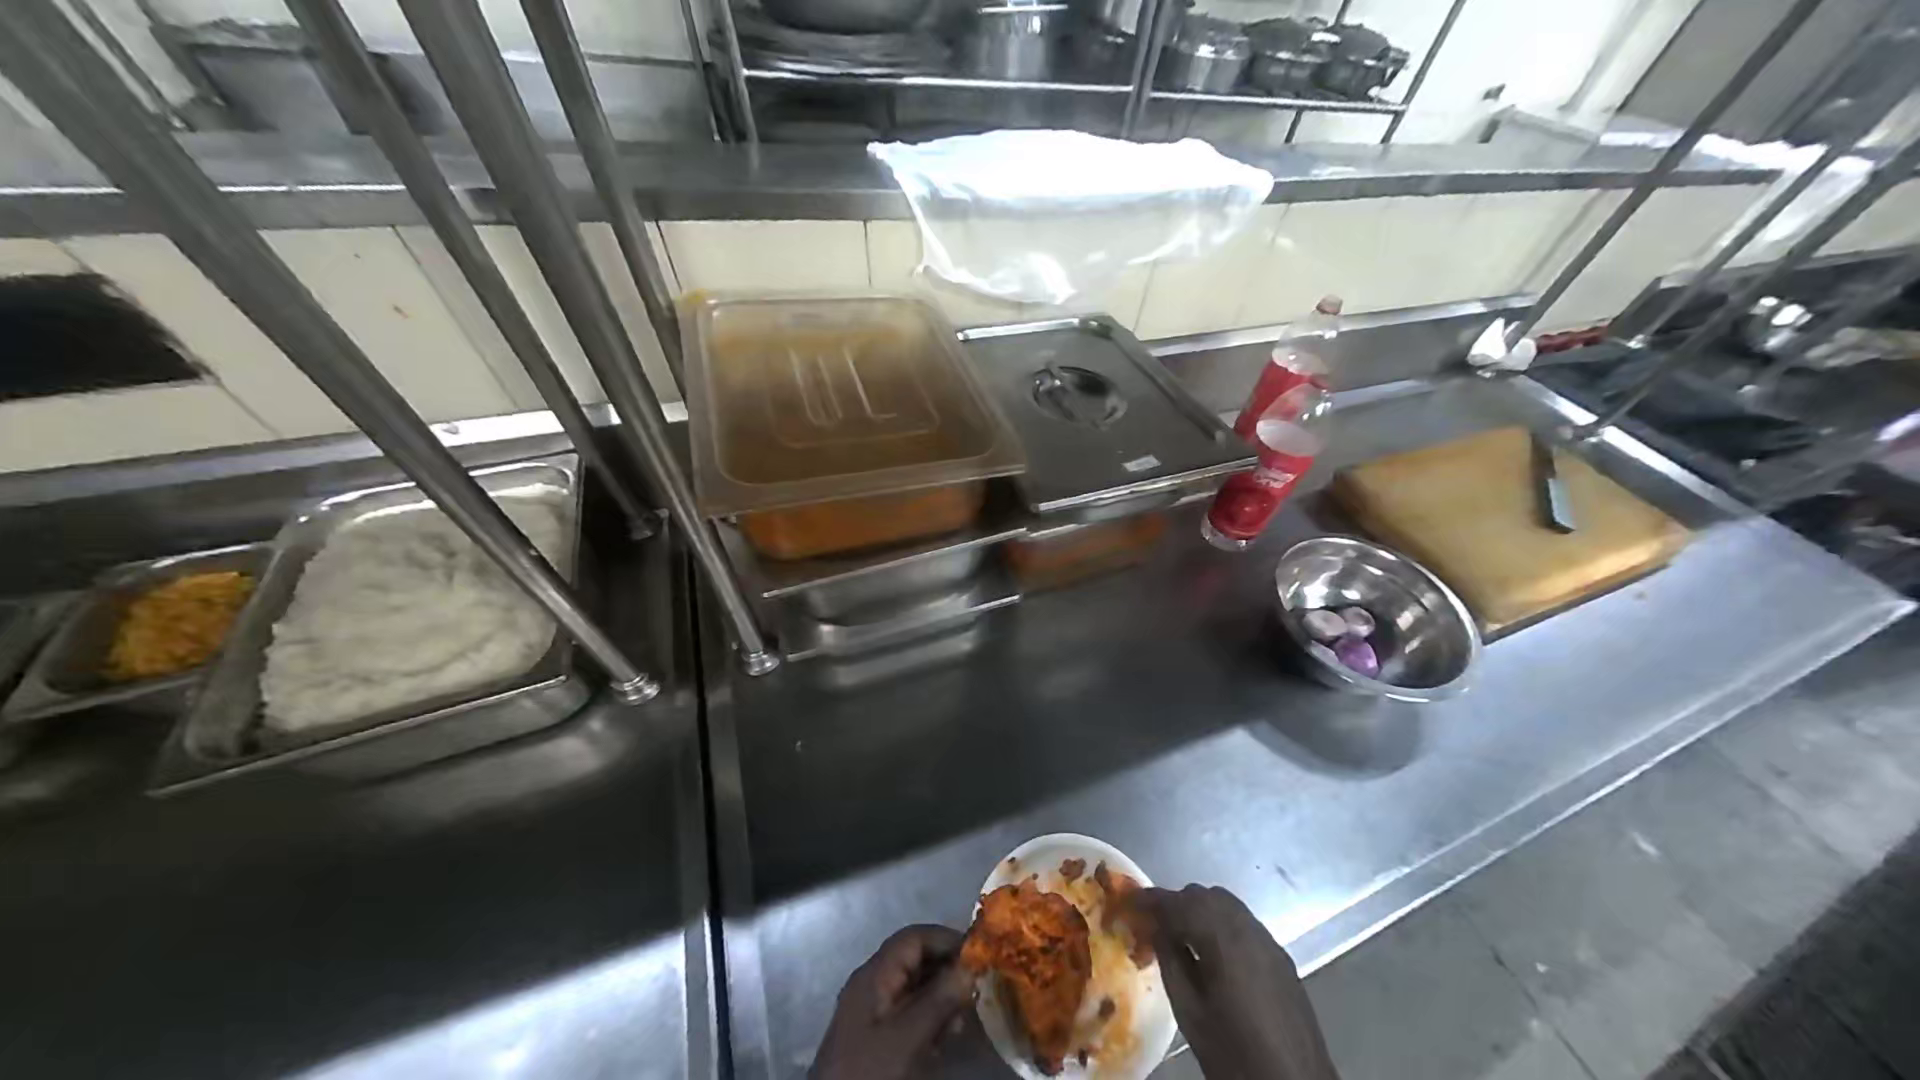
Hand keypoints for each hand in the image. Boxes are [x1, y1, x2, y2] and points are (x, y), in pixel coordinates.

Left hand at [809, 924, 976, 1079]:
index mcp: (874, 974)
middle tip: (975, 987)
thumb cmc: (869, 1071)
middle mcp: (873, 984)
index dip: (945, 940)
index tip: (977, 955)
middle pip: (915, 959)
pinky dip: (931, 1016)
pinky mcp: (877, 1037)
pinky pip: (909, 1011)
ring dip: (942, 995)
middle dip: (946, 968)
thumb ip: (939, 999)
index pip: (913, 938)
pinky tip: (946, 1035)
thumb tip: (970, 966)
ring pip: (914, 986)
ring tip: (963, 1016)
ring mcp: (873, 1011)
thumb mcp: (907, 1036)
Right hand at [1136, 885, 1339, 1079]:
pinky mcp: (1281, 958)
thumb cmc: (1235, 1056)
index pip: (1180, 903)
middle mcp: (1249, 931)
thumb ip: (1171, 963)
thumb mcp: (1191, 1014)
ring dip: (1200, 911)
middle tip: (1153, 926)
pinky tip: (1212, 953)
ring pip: (1226, 904)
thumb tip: (1156, 929)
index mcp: (1224, 942)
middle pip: (1205, 896)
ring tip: (1181, 938)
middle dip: (1176, 904)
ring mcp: (1269, 943)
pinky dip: (1221, 924)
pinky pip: (1244, 923)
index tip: (1130, 904)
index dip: (1151, 900)